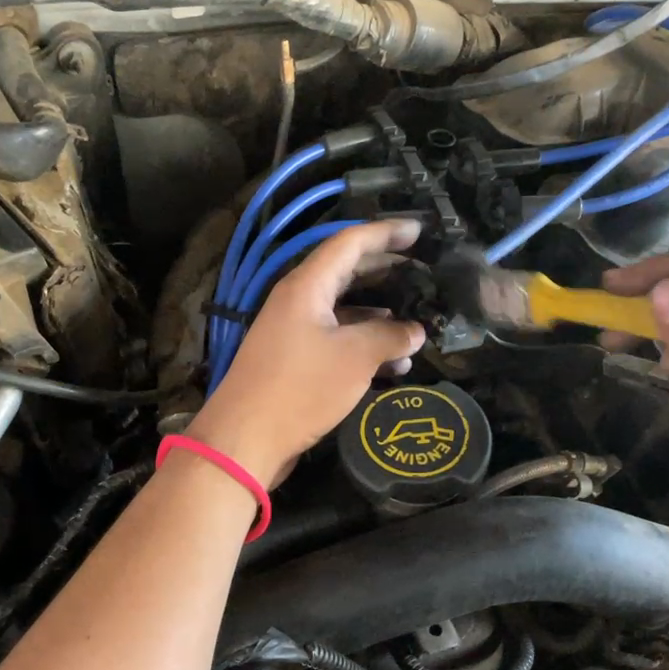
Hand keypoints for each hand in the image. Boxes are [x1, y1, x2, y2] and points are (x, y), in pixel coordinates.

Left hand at [190, 220, 426, 485]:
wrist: (245, 438)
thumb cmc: (300, 388)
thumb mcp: (355, 358)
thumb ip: (390, 336)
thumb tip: (415, 331)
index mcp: (306, 286)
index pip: (349, 243)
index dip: (385, 233)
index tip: (418, 230)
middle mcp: (297, 301)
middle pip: (346, 273)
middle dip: (386, 272)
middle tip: (423, 273)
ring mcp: (293, 332)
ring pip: (343, 312)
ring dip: (379, 318)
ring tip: (416, 328)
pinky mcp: (294, 361)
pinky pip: (335, 340)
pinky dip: (363, 346)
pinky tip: (392, 364)